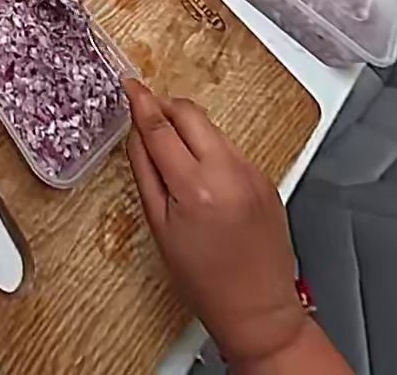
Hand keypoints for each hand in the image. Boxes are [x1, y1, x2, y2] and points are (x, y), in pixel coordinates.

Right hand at [124, 79, 309, 368]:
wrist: (260, 311)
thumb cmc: (201, 275)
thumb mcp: (156, 221)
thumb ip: (144, 167)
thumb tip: (135, 130)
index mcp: (196, 187)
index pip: (160, 127)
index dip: (141, 101)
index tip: (129, 84)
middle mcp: (230, 173)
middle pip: (189, 113)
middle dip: (165, 107)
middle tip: (147, 117)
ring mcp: (253, 175)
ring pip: (210, 126)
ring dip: (187, 127)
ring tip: (174, 153)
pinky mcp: (267, 180)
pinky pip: (228, 147)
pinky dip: (208, 146)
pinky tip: (201, 173)